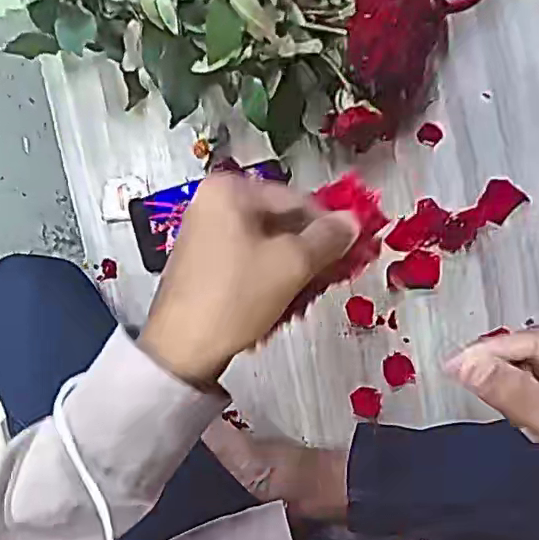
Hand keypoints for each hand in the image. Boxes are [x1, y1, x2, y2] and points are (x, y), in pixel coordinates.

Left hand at [140, 174, 360, 386]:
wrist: (183, 348)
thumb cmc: (235, 299)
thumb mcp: (292, 265)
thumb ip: (329, 238)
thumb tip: (353, 222)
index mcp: (231, 190)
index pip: (299, 199)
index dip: (331, 226)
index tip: (354, 249)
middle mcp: (214, 204)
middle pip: (284, 223)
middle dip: (312, 253)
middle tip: (333, 277)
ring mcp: (207, 235)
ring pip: (270, 247)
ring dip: (295, 272)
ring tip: (305, 298)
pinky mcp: (205, 266)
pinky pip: (251, 264)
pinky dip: (272, 281)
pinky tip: (283, 306)